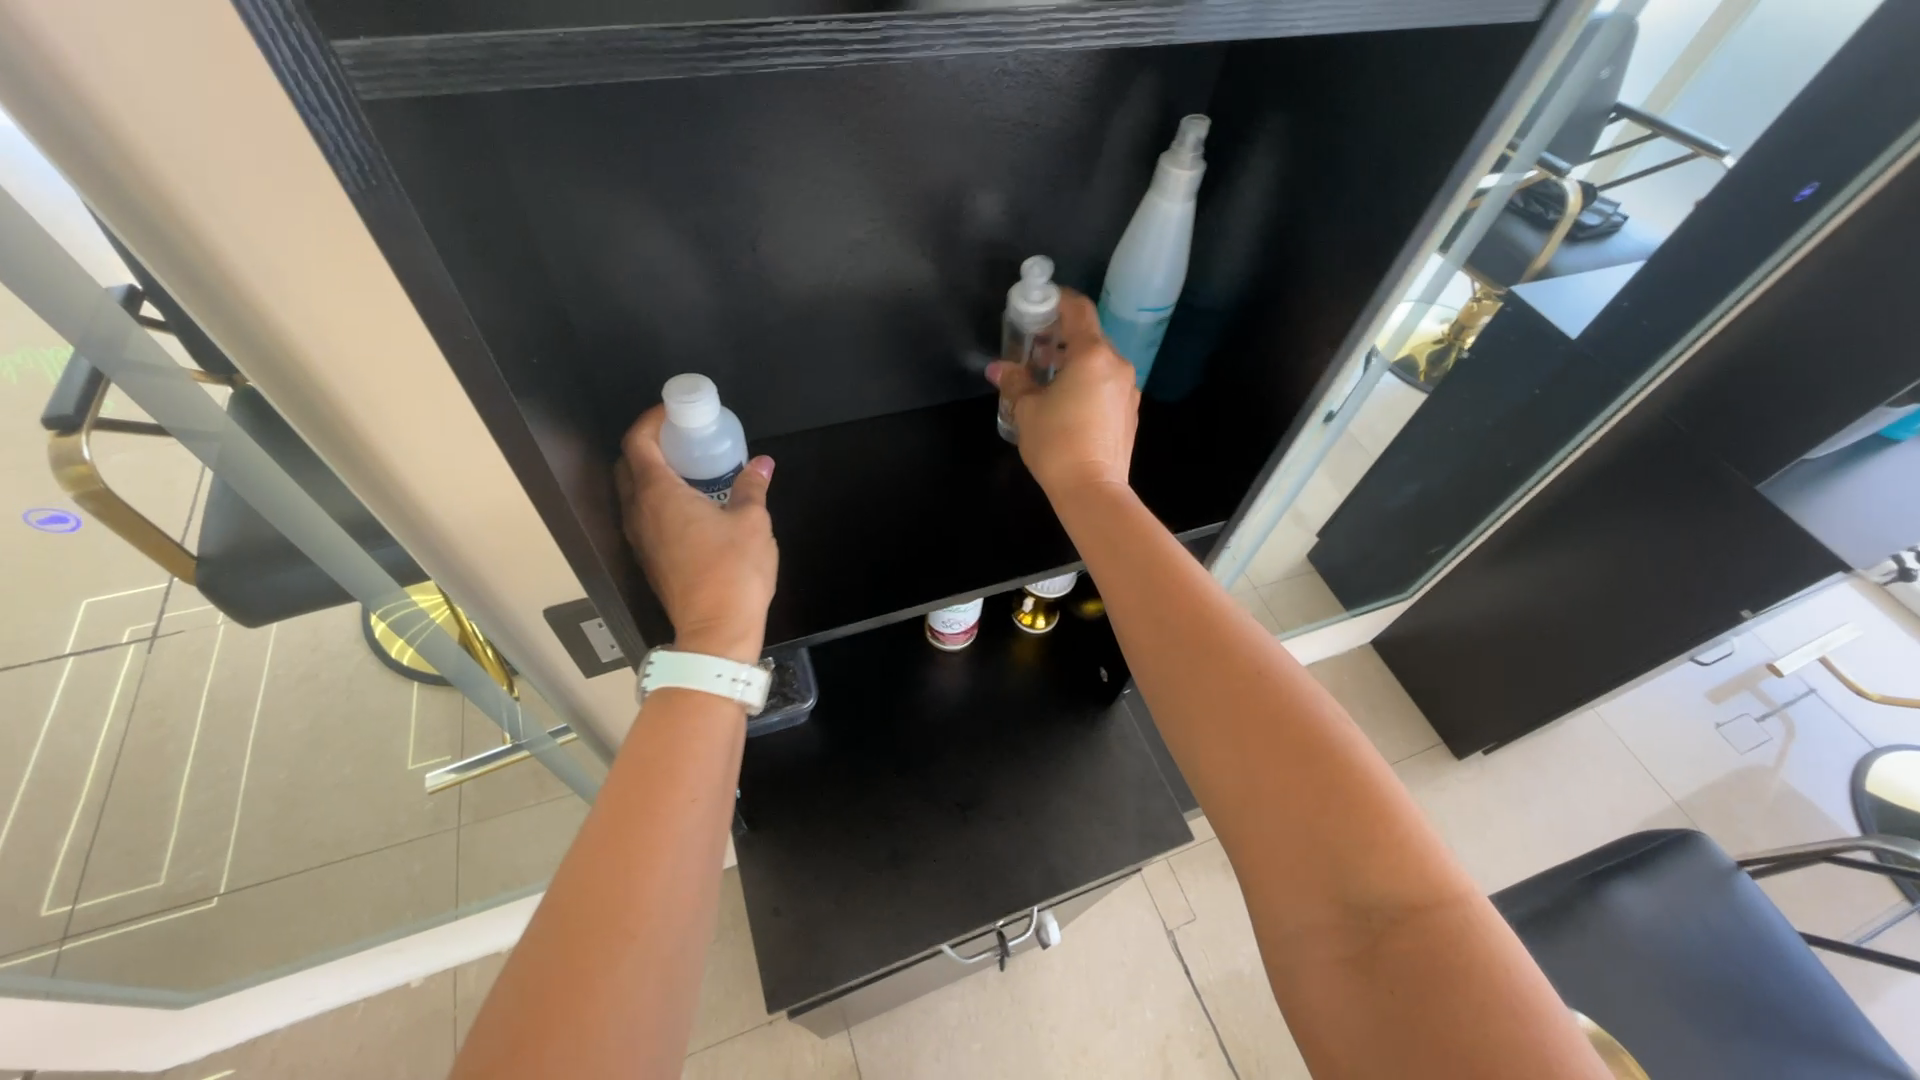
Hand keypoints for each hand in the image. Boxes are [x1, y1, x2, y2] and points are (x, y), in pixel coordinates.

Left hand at [616, 406, 777, 662]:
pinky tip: (692, 507)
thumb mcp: (753, 522)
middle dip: (650, 446)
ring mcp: (640, 540)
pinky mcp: (650, 560)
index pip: (638, 443)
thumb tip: (762, 464)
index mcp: (659, 494)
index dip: (651, 421)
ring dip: (654, 475)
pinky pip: (645, 517)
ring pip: (634, 494)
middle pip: (629, 466)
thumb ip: (753, 488)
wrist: (716, 630)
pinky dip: (660, 501)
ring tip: (691, 471)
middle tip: (684, 439)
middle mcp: (639, 513)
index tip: (674, 413)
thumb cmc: (734, 570)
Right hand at [987, 288, 1139, 498]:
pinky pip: (1106, 384)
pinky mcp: (1129, 412)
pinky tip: (1065, 401)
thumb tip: (999, 369)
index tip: (1038, 303)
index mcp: (1093, 355)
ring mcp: (1128, 390)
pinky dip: (1086, 382)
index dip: (1058, 300)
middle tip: (1034, 346)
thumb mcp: (1027, 410)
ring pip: (1099, 362)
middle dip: (1061, 337)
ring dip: (1073, 361)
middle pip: (1090, 336)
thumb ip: (1015, 382)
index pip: (1078, 310)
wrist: (1093, 490)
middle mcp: (1116, 365)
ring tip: (1045, 376)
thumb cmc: (1057, 443)